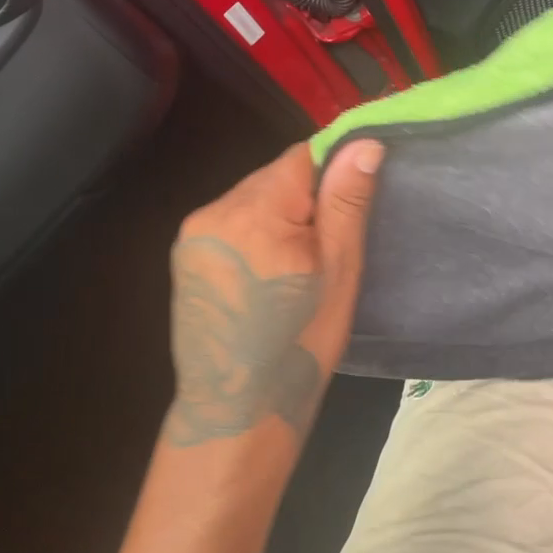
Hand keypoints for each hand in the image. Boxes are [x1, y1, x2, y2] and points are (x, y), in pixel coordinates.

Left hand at [162, 139, 382, 446]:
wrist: (237, 410)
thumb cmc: (301, 341)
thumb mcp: (339, 270)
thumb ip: (346, 201)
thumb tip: (365, 143)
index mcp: (256, 211)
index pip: (303, 155)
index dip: (334, 174)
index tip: (351, 209)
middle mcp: (214, 210)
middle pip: (277, 175)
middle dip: (307, 198)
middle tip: (329, 248)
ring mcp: (194, 234)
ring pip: (256, 198)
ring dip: (283, 216)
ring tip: (300, 265)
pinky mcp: (187, 255)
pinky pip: (234, 222)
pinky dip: (259, 234)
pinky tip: (272, 274)